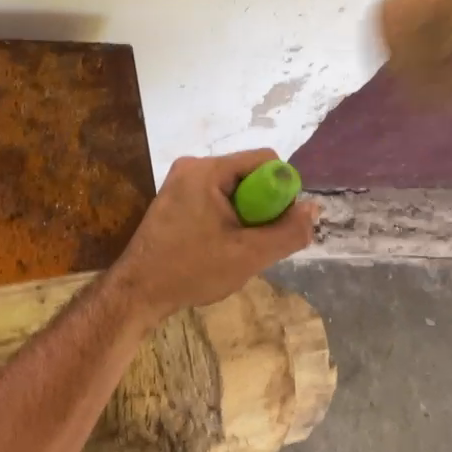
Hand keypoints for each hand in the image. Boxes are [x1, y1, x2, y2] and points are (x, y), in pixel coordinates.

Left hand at [105, 149, 319, 320]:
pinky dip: (224, 221)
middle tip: (252, 243)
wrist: (138, 291)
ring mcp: (178, 183)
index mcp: (206, 170)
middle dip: (261, 208)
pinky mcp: (173, 200)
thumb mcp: (250, 254)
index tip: (275, 225)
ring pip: (233, 191)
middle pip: (249, 176)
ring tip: (232, 249)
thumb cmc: (192, 270)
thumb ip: (288, 230)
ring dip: (243, 219)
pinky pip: (214, 200)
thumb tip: (312, 207)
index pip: (266, 161)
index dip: (281, 191)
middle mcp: (191, 167)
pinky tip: (215, 248)